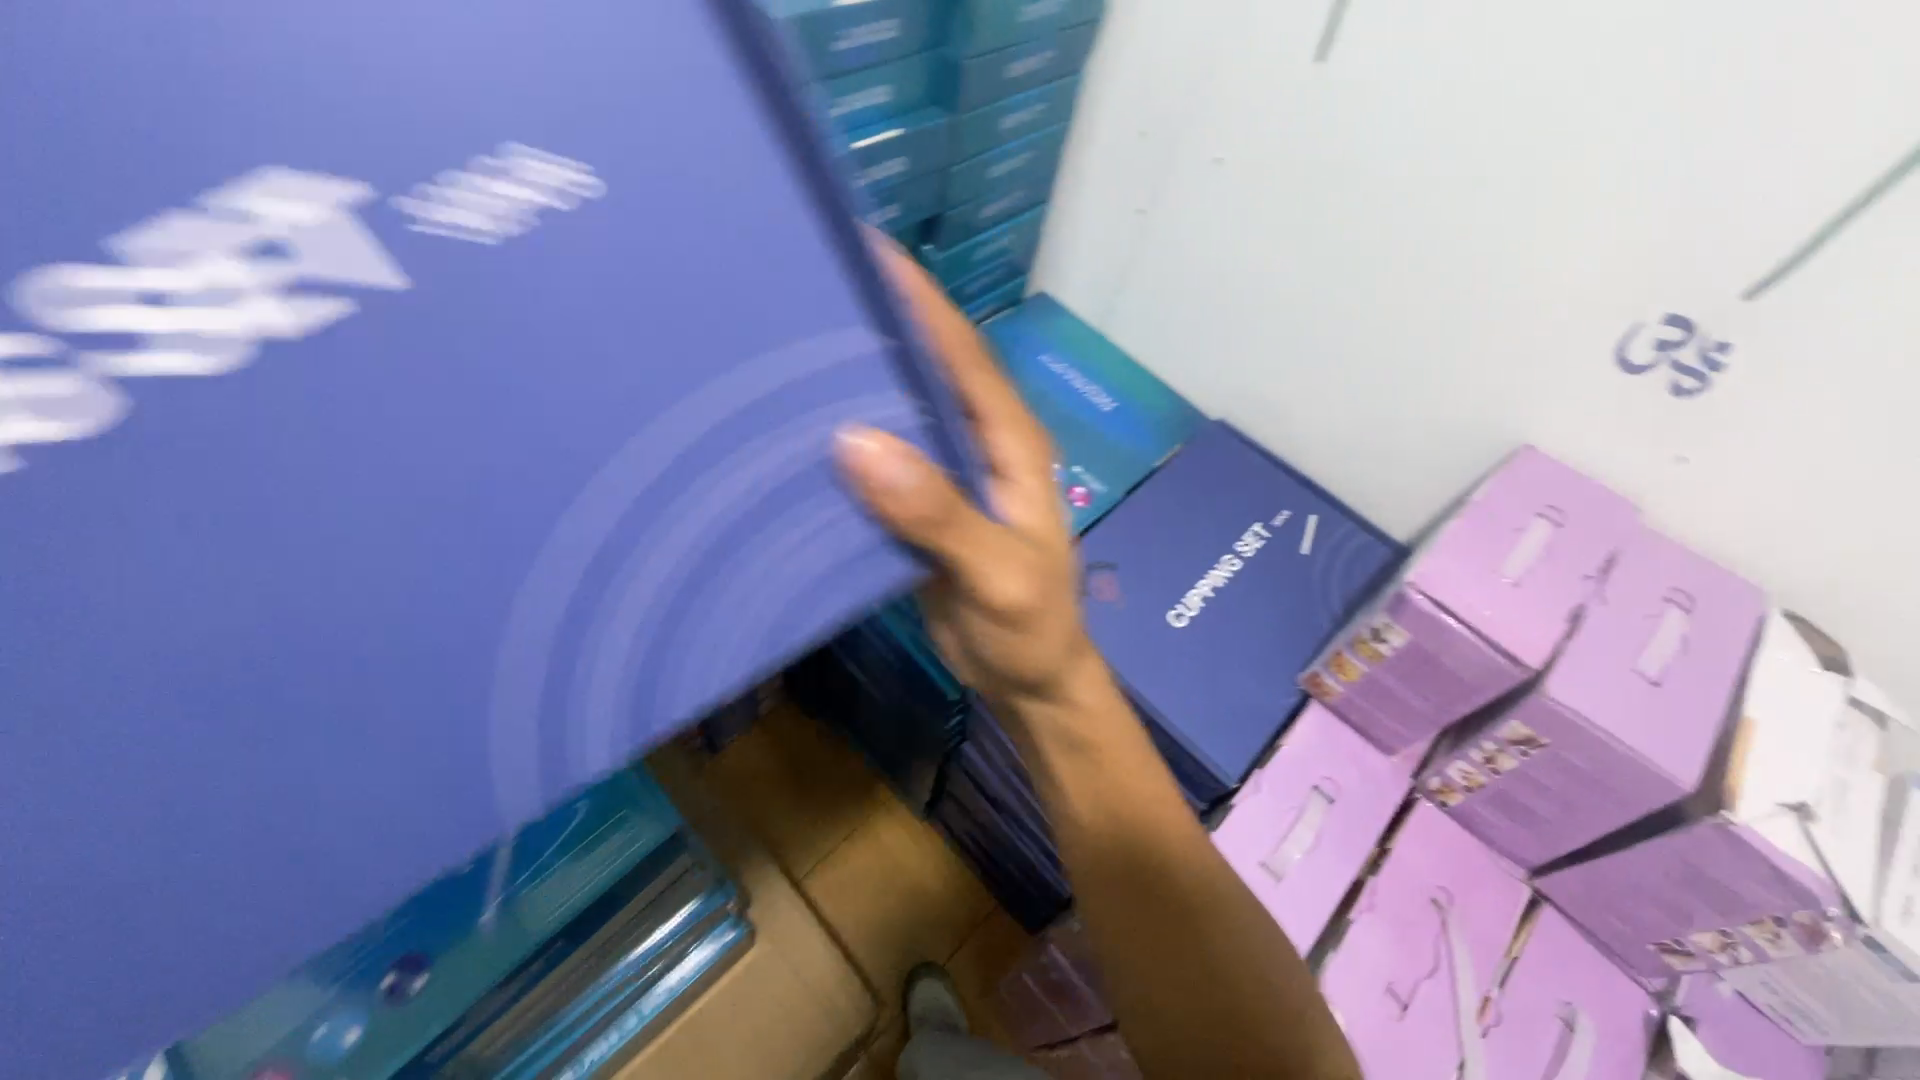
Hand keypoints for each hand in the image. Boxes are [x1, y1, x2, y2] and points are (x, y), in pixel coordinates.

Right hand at [834, 241, 1100, 715]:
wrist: (1030, 680)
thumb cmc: (1030, 626)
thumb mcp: (996, 573)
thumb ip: (937, 512)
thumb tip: (855, 441)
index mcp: (1011, 444)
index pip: (965, 356)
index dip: (922, 301)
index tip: (868, 249)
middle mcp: (979, 446)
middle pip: (927, 372)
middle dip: (878, 328)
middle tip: (808, 290)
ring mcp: (949, 478)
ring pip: (900, 416)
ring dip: (856, 385)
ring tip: (788, 349)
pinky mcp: (923, 510)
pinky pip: (882, 464)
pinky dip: (848, 447)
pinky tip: (800, 435)